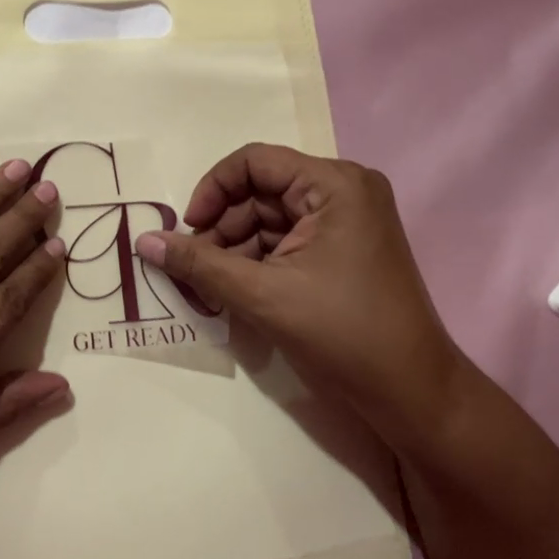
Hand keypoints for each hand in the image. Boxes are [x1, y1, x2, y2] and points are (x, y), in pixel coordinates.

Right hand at [135, 144, 464, 432]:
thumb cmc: (343, 334)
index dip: (213, 189)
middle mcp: (344, 190)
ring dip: (236, 249)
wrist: (414, 397)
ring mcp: (348, 220)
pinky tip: (235, 292)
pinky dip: (258, 262)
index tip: (188, 230)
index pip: (254, 162)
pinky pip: (288, 240)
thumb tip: (144, 242)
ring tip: (209, 288)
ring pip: (270, 219)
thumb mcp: (263, 296)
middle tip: (193, 268)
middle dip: (222, 228)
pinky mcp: (346, 249)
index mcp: (334, 184)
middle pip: (260, 191)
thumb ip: (199, 264)